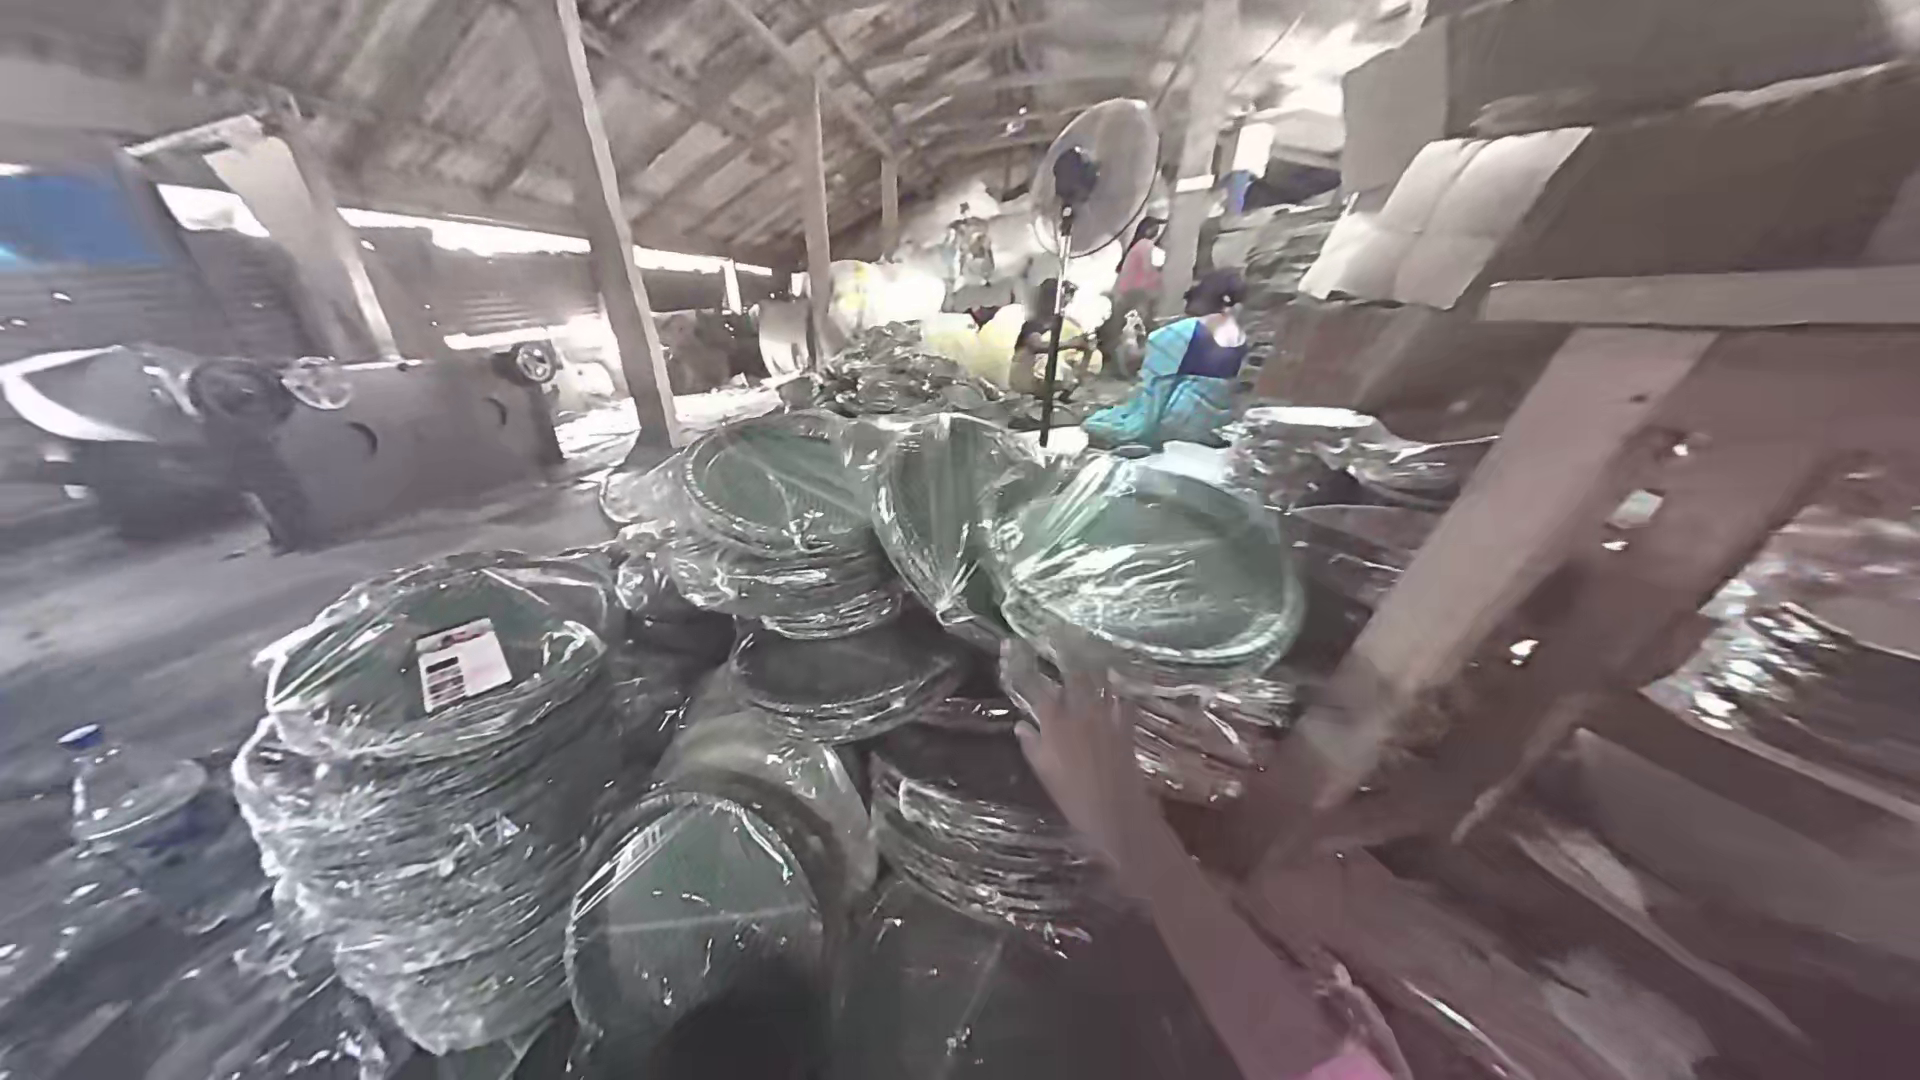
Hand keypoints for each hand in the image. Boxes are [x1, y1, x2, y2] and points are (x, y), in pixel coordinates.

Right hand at [1003, 642, 1160, 870]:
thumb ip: (1032, 744)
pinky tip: (1118, 673)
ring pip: (1098, 678)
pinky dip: (1119, 684)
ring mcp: (1105, 716)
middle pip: (1070, 671)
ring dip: (1091, 658)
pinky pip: (1122, 697)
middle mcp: (1080, 712)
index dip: (1020, 663)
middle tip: (1057, 628)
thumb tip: (1021, 724)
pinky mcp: (1124, 724)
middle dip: (1063, 646)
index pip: (1033, 685)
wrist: (1117, 813)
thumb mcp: (1044, 772)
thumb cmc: (1074, 797)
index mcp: (1054, 723)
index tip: (1010, 643)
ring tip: (1086, 640)